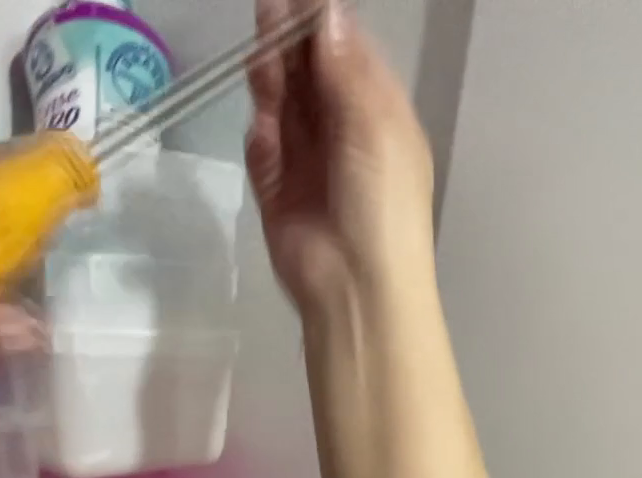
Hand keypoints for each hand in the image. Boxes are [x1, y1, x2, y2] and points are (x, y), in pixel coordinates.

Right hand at [245, 0, 436, 319]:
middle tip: (266, 10)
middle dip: (290, 47)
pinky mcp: (278, 196)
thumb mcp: (377, 128)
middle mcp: (344, 137)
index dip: (323, 25)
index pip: (348, 58)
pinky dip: (262, 141)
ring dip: (272, 84)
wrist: (357, 286)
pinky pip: (264, 155)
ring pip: (284, 111)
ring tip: (259, 58)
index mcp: (380, 119)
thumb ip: (349, 72)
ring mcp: (309, 167)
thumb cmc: (382, 204)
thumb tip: (328, 13)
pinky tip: (266, 134)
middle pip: (311, 79)